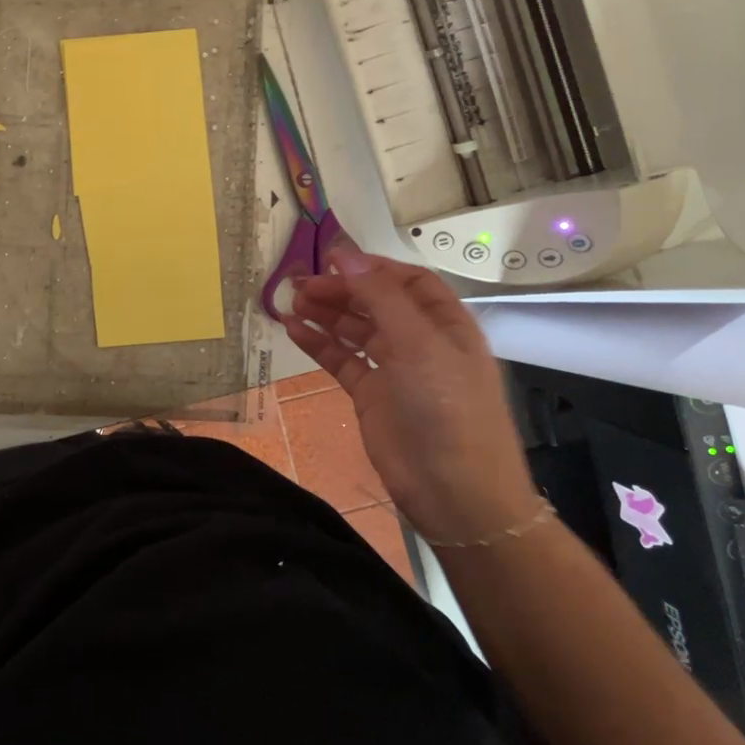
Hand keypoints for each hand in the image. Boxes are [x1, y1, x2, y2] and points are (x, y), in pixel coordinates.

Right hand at [282, 248, 538, 544]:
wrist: (453, 489)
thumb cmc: (447, 409)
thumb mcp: (419, 345)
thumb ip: (380, 298)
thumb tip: (345, 255)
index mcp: (447, 326)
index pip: (409, 282)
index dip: (372, 268)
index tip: (330, 260)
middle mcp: (422, 343)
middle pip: (377, 303)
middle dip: (340, 290)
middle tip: (299, 285)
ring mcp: (395, 370)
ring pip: (355, 330)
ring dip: (325, 313)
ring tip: (291, 303)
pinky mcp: (371, 396)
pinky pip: (341, 360)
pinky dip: (318, 344)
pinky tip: (293, 331)